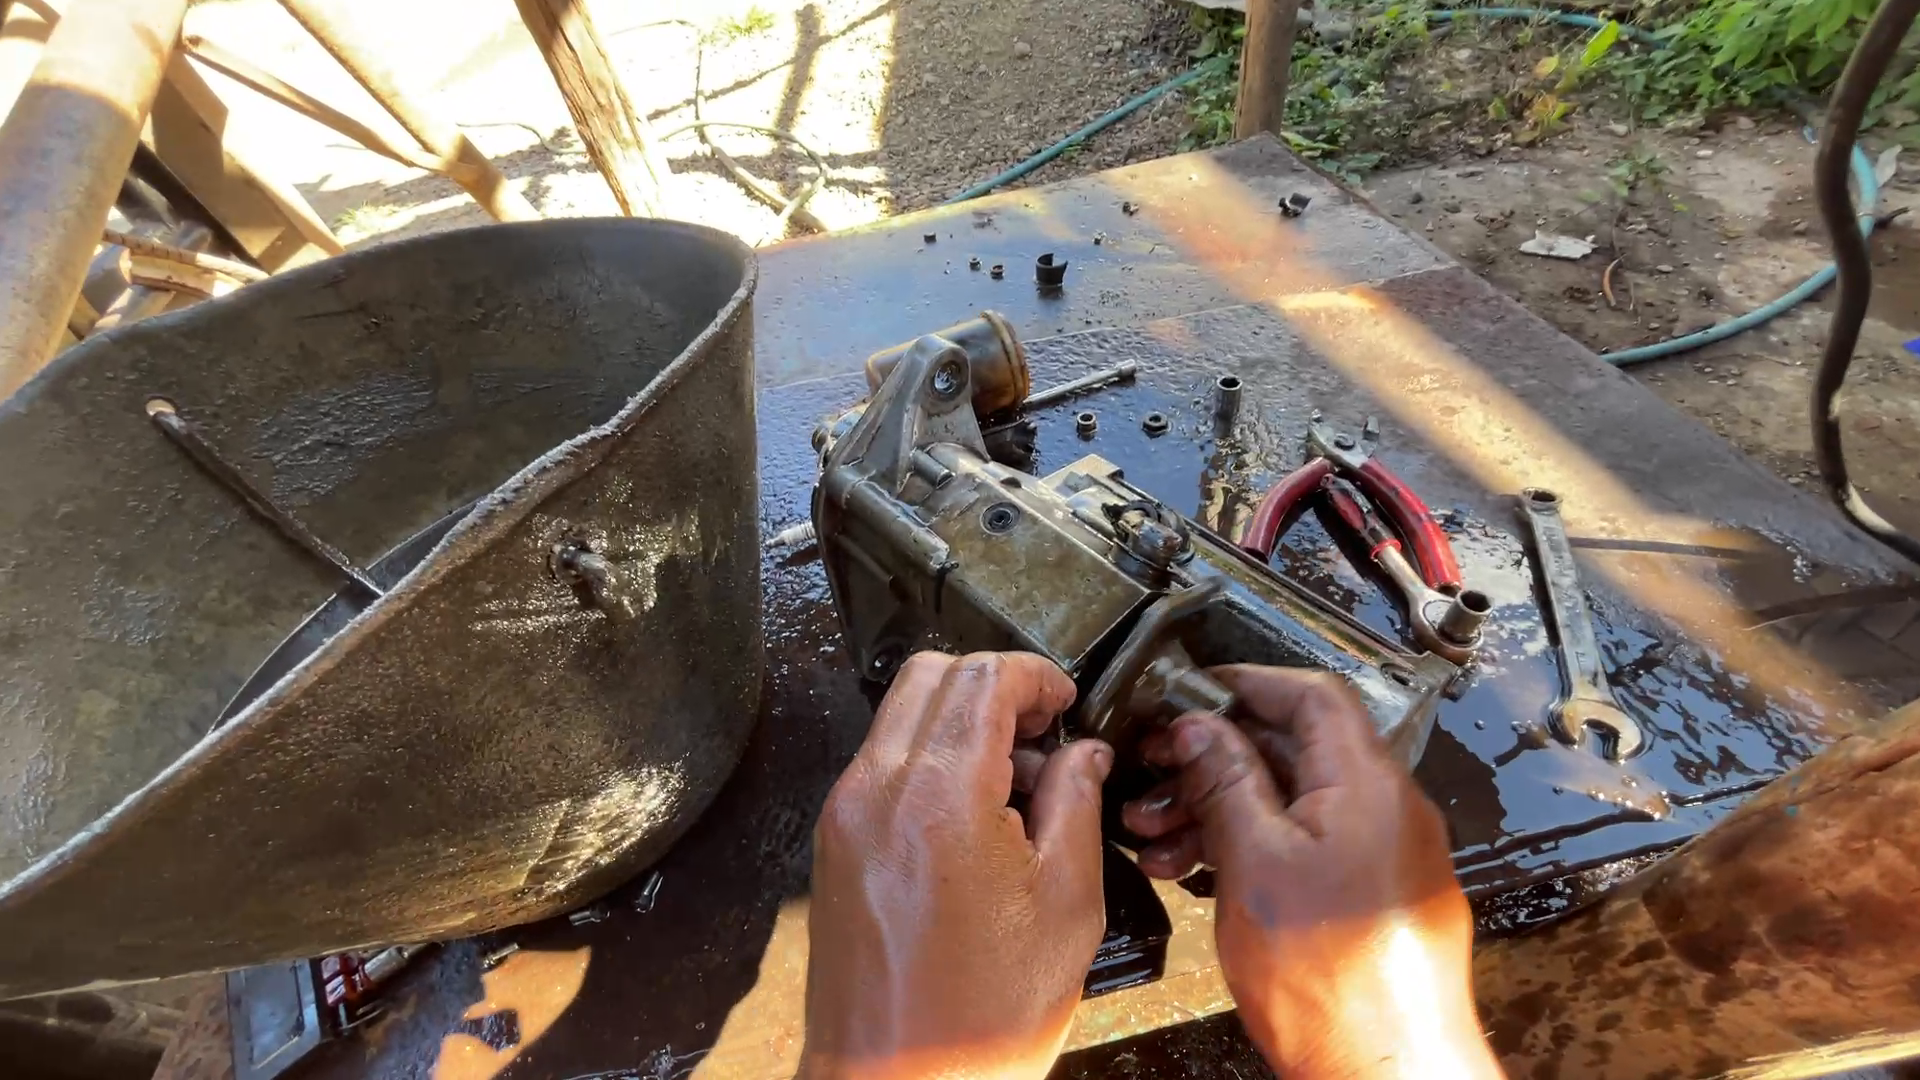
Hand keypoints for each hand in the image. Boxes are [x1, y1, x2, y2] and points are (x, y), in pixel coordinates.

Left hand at [800, 651, 1112, 1079]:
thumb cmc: (987, 1011)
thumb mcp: (1065, 904)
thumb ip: (1076, 801)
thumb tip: (1084, 750)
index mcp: (939, 795)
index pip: (983, 677)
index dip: (1035, 676)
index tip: (1066, 702)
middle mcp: (878, 783)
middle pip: (933, 671)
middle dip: (995, 683)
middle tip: (1040, 731)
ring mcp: (846, 804)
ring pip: (905, 706)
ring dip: (963, 715)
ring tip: (1013, 779)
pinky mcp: (836, 830)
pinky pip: (888, 752)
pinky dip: (933, 749)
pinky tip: (972, 808)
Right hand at [1122, 666, 1501, 1079]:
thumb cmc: (1329, 978)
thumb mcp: (1255, 860)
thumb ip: (1225, 779)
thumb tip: (1197, 725)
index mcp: (1367, 786)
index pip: (1311, 696)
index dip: (1247, 682)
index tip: (1192, 691)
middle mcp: (1379, 807)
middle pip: (1286, 747)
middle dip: (1209, 754)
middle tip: (1154, 764)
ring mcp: (1368, 848)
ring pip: (1279, 795)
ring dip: (1210, 802)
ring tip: (1149, 826)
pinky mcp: (1354, 885)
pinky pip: (1291, 837)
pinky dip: (1236, 838)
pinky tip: (1180, 861)